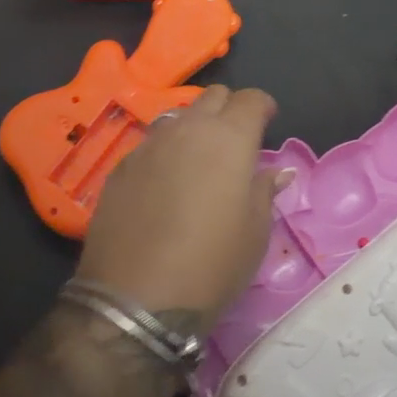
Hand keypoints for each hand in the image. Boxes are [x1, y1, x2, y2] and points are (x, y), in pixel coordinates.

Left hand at [76, 85, 288, 333]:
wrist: (136, 299)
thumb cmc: (211, 265)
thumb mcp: (254, 233)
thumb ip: (264, 191)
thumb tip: (276, 172)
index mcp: (229, 138)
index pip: (250, 99)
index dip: (261, 107)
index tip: (267, 123)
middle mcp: (188, 129)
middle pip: (213, 97)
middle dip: (228, 110)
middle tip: (236, 141)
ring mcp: (150, 144)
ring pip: (178, 116)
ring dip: (194, 127)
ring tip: (199, 160)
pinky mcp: (121, 166)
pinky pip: (151, 144)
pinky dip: (166, 152)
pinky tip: (165, 184)